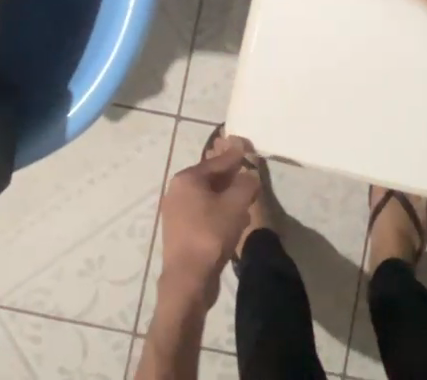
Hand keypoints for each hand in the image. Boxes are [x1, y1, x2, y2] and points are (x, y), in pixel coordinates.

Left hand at [158, 139, 260, 292]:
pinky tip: (233, 223)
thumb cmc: (211, 234)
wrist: (188, 279)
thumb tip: (250, 174)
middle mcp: (177, 191)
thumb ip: (246, 184)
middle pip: (211, 178)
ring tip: (246, 201)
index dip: (235, 155)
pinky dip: (218, 213)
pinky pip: (203, 214)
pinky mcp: (179, 232)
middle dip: (232, 178)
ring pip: (207, 198)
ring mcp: (176, 212)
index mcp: (187, 179)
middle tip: (250, 176)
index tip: (247, 147)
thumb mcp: (236, 205)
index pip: (217, 161)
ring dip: (227, 198)